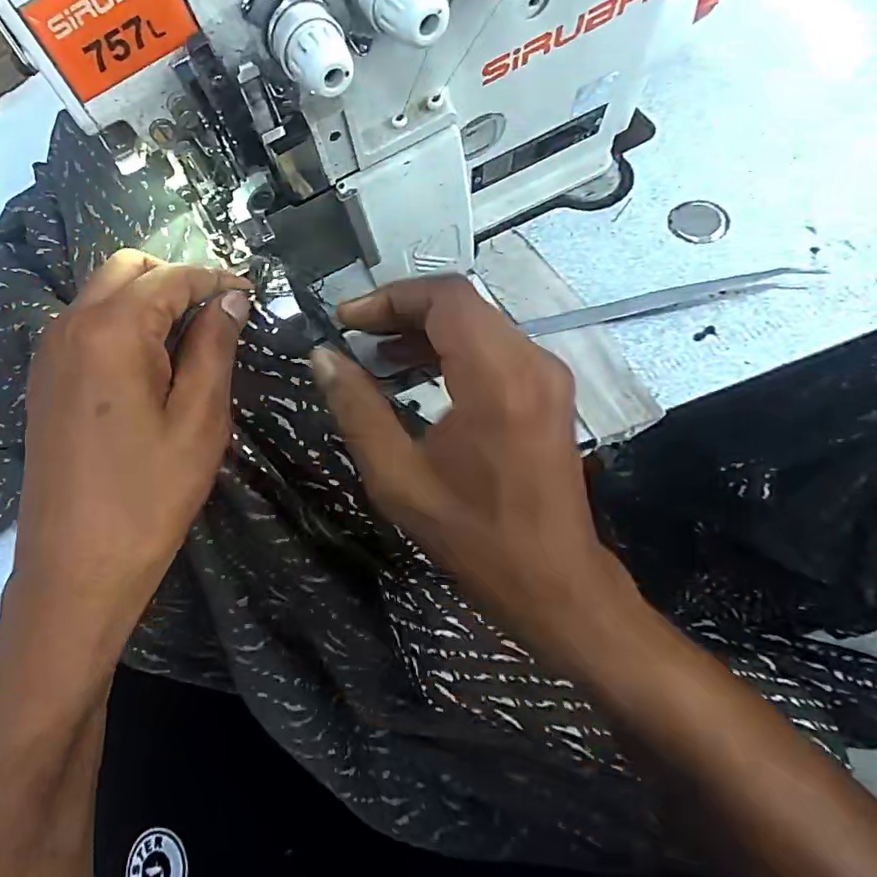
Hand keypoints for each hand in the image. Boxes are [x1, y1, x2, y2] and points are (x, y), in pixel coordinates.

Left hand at [16, 250, 250, 622]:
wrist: (76, 567)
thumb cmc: (149, 495)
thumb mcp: (199, 419)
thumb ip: (214, 347)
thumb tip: (230, 299)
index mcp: (110, 331)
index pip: (169, 278)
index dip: (215, 279)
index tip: (251, 294)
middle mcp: (69, 327)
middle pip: (126, 270)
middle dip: (177, 279)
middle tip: (221, 314)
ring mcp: (49, 354)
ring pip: (103, 295)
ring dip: (150, 300)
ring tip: (196, 340)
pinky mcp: (46, 381)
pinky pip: (88, 327)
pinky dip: (125, 325)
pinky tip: (156, 365)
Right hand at [309, 275, 636, 650]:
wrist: (554, 579)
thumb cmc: (476, 537)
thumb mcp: (400, 480)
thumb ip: (357, 410)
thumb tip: (323, 357)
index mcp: (498, 379)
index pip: (446, 298)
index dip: (390, 297)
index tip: (347, 319)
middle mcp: (532, 362)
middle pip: (463, 304)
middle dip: (404, 312)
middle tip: (356, 337)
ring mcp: (549, 374)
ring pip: (481, 323)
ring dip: (428, 331)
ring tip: (378, 357)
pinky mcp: (551, 389)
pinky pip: (498, 347)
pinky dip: (456, 349)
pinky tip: (419, 374)